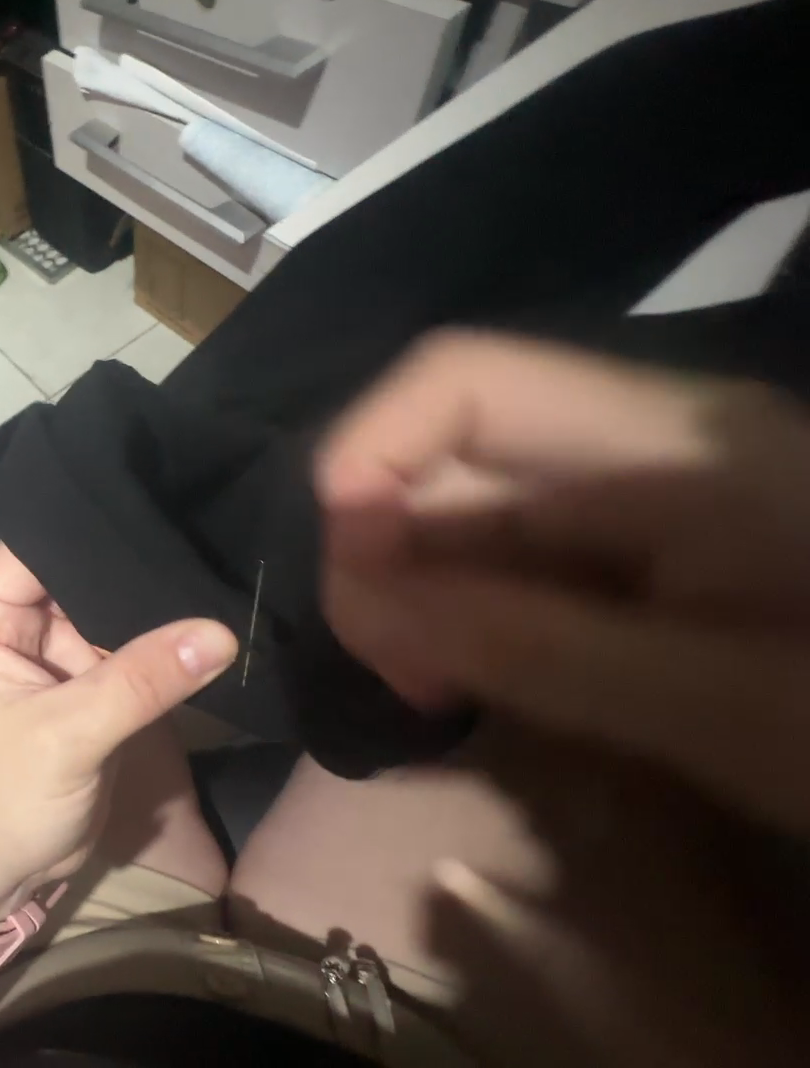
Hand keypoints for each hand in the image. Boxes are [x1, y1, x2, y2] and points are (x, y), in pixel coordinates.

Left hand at [0, 544, 236, 923]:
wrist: (0, 872)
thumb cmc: (4, 798)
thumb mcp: (66, 736)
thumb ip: (140, 681)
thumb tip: (221, 630)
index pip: (33, 549)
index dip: (82, 522)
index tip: (151, 495)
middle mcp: (19, 627)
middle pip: (77, 574)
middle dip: (129, 560)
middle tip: (202, 521)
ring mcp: (59, 656)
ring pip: (110, 610)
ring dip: (153, 601)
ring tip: (217, 558)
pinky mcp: (91, 686)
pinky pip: (130, 649)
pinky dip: (162, 641)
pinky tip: (212, 612)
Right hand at [315, 331, 809, 834]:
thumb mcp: (735, 709)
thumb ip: (537, 648)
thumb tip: (364, 604)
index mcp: (662, 441)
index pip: (455, 382)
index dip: (366, 454)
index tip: (358, 572)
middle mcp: (612, 449)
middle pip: (424, 458)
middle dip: (373, 556)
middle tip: (394, 668)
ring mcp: (597, 502)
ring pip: (429, 518)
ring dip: (397, 598)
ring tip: (428, 687)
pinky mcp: (590, 554)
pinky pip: (465, 563)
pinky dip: (434, 619)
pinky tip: (455, 678)